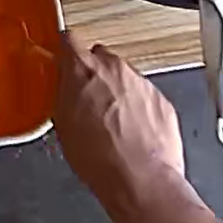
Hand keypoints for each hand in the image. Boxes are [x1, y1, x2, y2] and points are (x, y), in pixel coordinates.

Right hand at [53, 30, 192, 216]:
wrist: (141, 183)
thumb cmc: (99, 158)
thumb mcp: (61, 122)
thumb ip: (62, 92)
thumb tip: (63, 86)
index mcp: (82, 68)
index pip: (69, 39)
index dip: (66, 51)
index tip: (65, 60)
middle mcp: (113, 68)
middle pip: (99, 57)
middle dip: (94, 74)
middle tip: (89, 100)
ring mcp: (140, 82)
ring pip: (124, 77)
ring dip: (118, 92)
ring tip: (114, 124)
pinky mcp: (161, 100)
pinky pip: (145, 96)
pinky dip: (139, 109)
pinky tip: (134, 133)